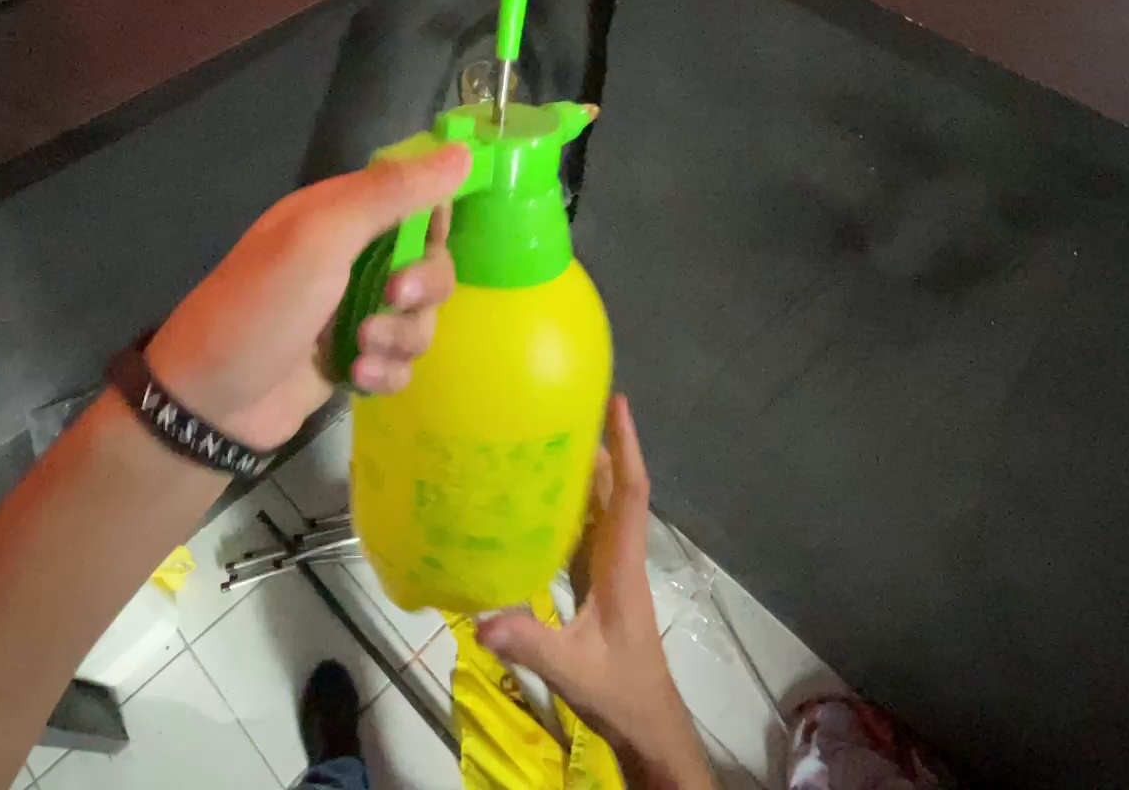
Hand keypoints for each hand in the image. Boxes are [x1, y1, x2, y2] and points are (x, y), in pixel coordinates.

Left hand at [144, 145, 470, 451]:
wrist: (211, 402)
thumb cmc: (262, 306)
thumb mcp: (322, 236)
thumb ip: (392, 193)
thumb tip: (463, 152)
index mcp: (343, 216)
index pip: (416, 197)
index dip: (437, 215)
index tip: (434, 238)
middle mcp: (355, 259)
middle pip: (431, 263)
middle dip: (423, 286)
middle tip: (392, 298)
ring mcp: (356, 313)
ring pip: (422, 318)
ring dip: (401, 336)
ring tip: (359, 350)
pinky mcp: (357, 359)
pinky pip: (403, 362)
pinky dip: (387, 372)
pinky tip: (356, 378)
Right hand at [478, 396, 712, 789]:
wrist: (648, 725)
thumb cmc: (622, 692)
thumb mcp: (575, 670)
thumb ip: (532, 643)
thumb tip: (481, 619)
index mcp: (622, 563)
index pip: (631, 494)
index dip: (627, 446)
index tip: (617, 402)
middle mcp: (619, 555)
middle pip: (615, 488)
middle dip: (597, 445)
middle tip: (559, 410)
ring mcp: (610, 567)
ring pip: (601, 506)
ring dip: (582, 471)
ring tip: (543, 440)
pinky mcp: (597, 580)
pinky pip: (584, 528)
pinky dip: (567, 505)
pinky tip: (534, 500)